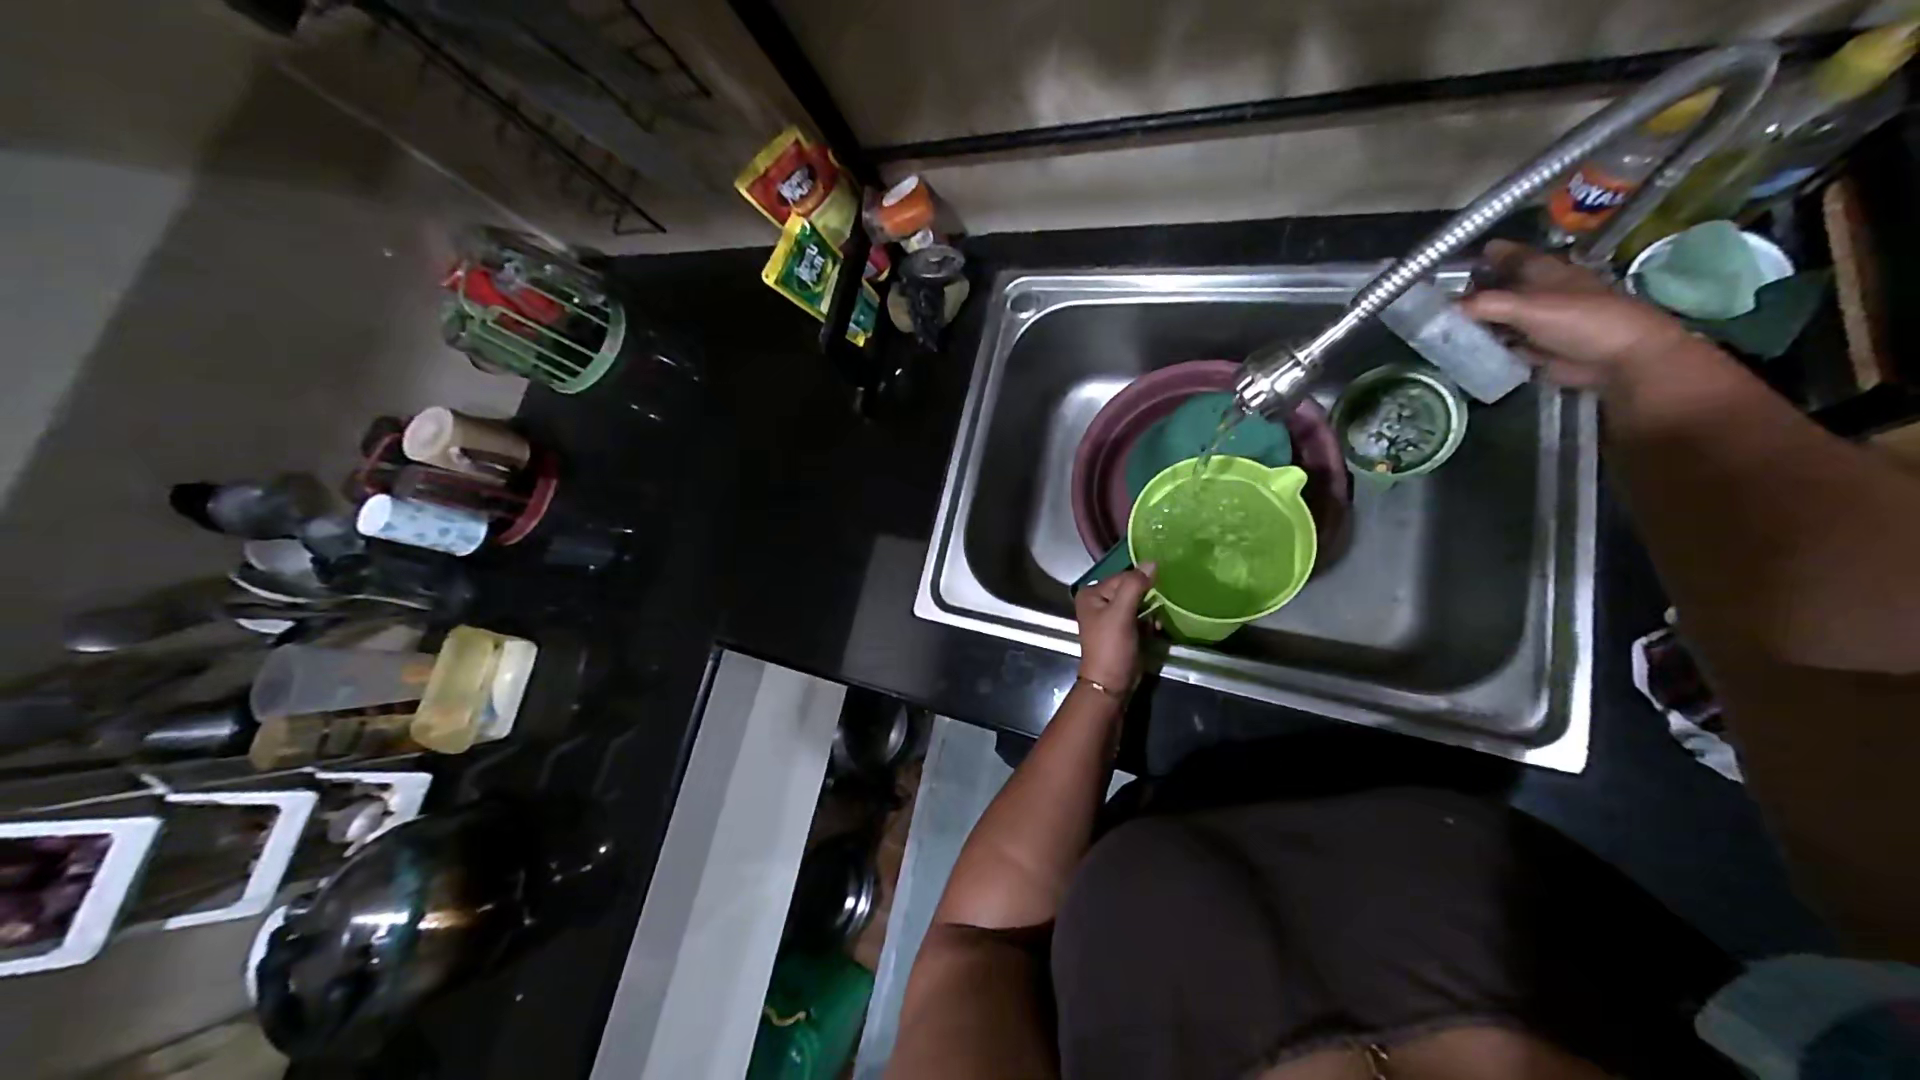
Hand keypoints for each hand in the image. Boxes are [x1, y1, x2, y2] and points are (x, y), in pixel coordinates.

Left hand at [1074, 564, 1154, 690]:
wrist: (1111, 684)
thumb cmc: (1111, 647)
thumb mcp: (1121, 613)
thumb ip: (1135, 586)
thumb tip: (1152, 562)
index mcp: (1092, 593)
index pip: (1124, 576)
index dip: (1143, 582)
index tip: (1163, 589)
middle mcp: (1098, 600)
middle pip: (1131, 588)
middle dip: (1148, 597)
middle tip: (1164, 604)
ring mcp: (1110, 615)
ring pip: (1138, 602)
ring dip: (1151, 610)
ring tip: (1157, 620)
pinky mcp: (1123, 629)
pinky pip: (1140, 616)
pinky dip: (1150, 621)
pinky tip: (1156, 628)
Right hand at [1458, 240, 1698, 391]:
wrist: (1618, 359)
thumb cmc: (1583, 321)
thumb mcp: (1531, 307)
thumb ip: (1486, 305)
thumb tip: (1443, 309)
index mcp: (1545, 272)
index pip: (1511, 256)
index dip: (1487, 255)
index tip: (1457, 260)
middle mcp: (1538, 293)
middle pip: (1497, 288)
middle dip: (1470, 292)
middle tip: (1434, 299)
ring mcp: (1534, 322)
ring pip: (1495, 318)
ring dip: (1471, 322)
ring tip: (1437, 326)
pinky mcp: (1531, 348)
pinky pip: (1498, 344)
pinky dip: (1480, 346)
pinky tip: (1456, 349)